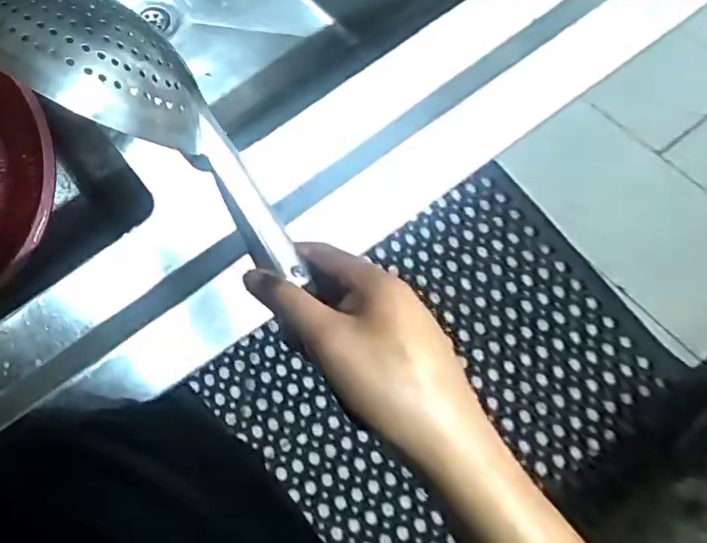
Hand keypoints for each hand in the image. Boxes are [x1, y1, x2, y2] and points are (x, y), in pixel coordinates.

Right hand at [244, 242, 505, 478]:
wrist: (455, 455)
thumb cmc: (384, 383)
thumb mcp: (323, 336)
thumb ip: (284, 298)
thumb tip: (251, 273)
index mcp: (378, 282)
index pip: (316, 251)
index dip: (282, 262)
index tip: (263, 291)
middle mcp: (397, 297)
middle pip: (329, 284)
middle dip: (303, 308)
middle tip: (296, 340)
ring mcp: (411, 328)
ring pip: (344, 314)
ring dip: (322, 334)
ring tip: (324, 366)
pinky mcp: (417, 357)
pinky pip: (364, 337)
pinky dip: (345, 351)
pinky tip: (347, 381)